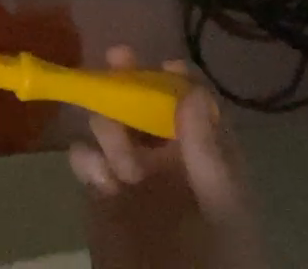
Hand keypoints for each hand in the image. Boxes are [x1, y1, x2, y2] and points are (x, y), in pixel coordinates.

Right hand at [69, 46, 264, 268]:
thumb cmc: (217, 257)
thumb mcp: (224, 206)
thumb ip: (206, 151)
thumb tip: (191, 90)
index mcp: (207, 160)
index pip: (195, 109)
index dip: (180, 83)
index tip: (166, 63)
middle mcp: (168, 159)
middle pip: (143, 106)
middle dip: (129, 81)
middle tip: (116, 59)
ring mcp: (130, 173)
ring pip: (109, 125)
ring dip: (110, 129)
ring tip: (121, 163)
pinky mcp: (99, 191)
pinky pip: (84, 158)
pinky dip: (88, 161)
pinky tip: (101, 181)